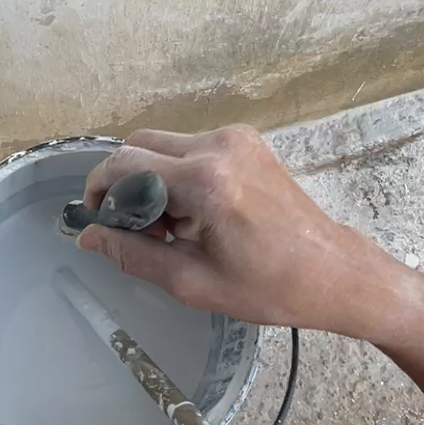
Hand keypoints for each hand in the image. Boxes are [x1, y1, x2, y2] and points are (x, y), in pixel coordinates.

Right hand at [75, 125, 404, 333]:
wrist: (336, 272)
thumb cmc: (270, 287)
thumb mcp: (191, 281)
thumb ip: (132, 254)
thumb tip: (88, 236)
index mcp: (205, 180)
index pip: (124, 163)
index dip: (97, 188)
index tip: (95, 216)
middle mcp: (218, 145)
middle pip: (140, 145)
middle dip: (125, 184)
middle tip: (138, 228)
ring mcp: (236, 137)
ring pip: (164, 145)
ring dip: (152, 179)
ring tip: (173, 226)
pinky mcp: (247, 140)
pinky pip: (191, 147)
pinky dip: (178, 173)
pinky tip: (195, 212)